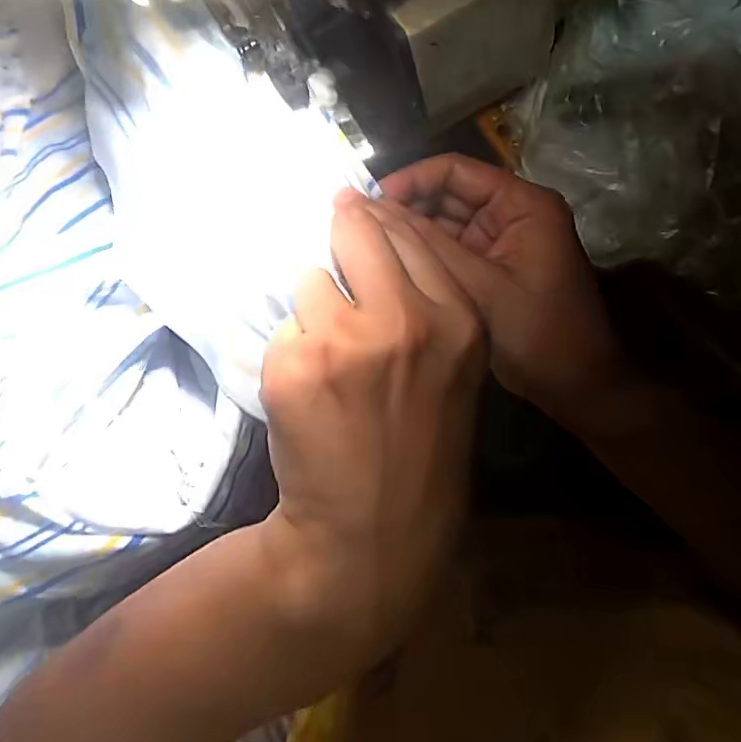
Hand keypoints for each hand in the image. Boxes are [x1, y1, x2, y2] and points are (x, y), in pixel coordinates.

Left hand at [259, 189, 486, 660]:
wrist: (373, 534)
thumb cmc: (416, 448)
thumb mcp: (450, 368)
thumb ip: (421, 303)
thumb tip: (362, 234)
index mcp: (457, 319)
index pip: (404, 232)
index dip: (371, 220)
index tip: (350, 207)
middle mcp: (408, 320)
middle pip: (354, 231)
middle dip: (336, 231)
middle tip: (325, 227)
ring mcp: (349, 340)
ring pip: (309, 280)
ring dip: (312, 309)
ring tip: (326, 357)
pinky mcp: (296, 364)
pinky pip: (283, 327)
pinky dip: (287, 351)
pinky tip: (305, 391)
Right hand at [379, 154, 638, 431]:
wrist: (581, 389)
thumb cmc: (539, 336)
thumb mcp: (479, 288)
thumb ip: (428, 247)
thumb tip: (372, 211)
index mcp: (522, 205)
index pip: (455, 171)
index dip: (409, 180)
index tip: (366, 201)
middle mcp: (512, 214)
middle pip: (447, 193)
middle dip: (405, 206)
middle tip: (356, 225)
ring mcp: (502, 241)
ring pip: (445, 222)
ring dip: (409, 231)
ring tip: (364, 243)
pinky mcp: (492, 266)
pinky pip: (451, 248)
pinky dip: (422, 254)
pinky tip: (388, 264)